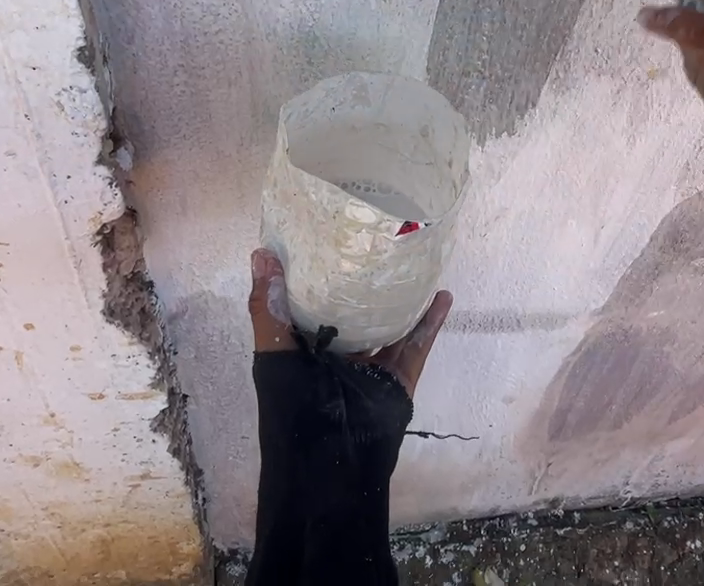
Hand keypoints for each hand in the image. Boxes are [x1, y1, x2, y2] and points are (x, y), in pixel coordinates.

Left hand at [248, 248, 452, 396]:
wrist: (327, 462)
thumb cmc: (291, 406)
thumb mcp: (272, 352)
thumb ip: (267, 308)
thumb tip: (260, 254)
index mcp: (307, 349)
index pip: (316, 304)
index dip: (323, 276)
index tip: (333, 241)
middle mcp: (340, 354)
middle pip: (359, 312)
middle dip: (369, 285)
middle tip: (381, 247)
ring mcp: (372, 367)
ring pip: (393, 324)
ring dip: (406, 298)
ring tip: (417, 265)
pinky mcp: (398, 379)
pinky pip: (417, 345)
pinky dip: (431, 323)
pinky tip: (442, 296)